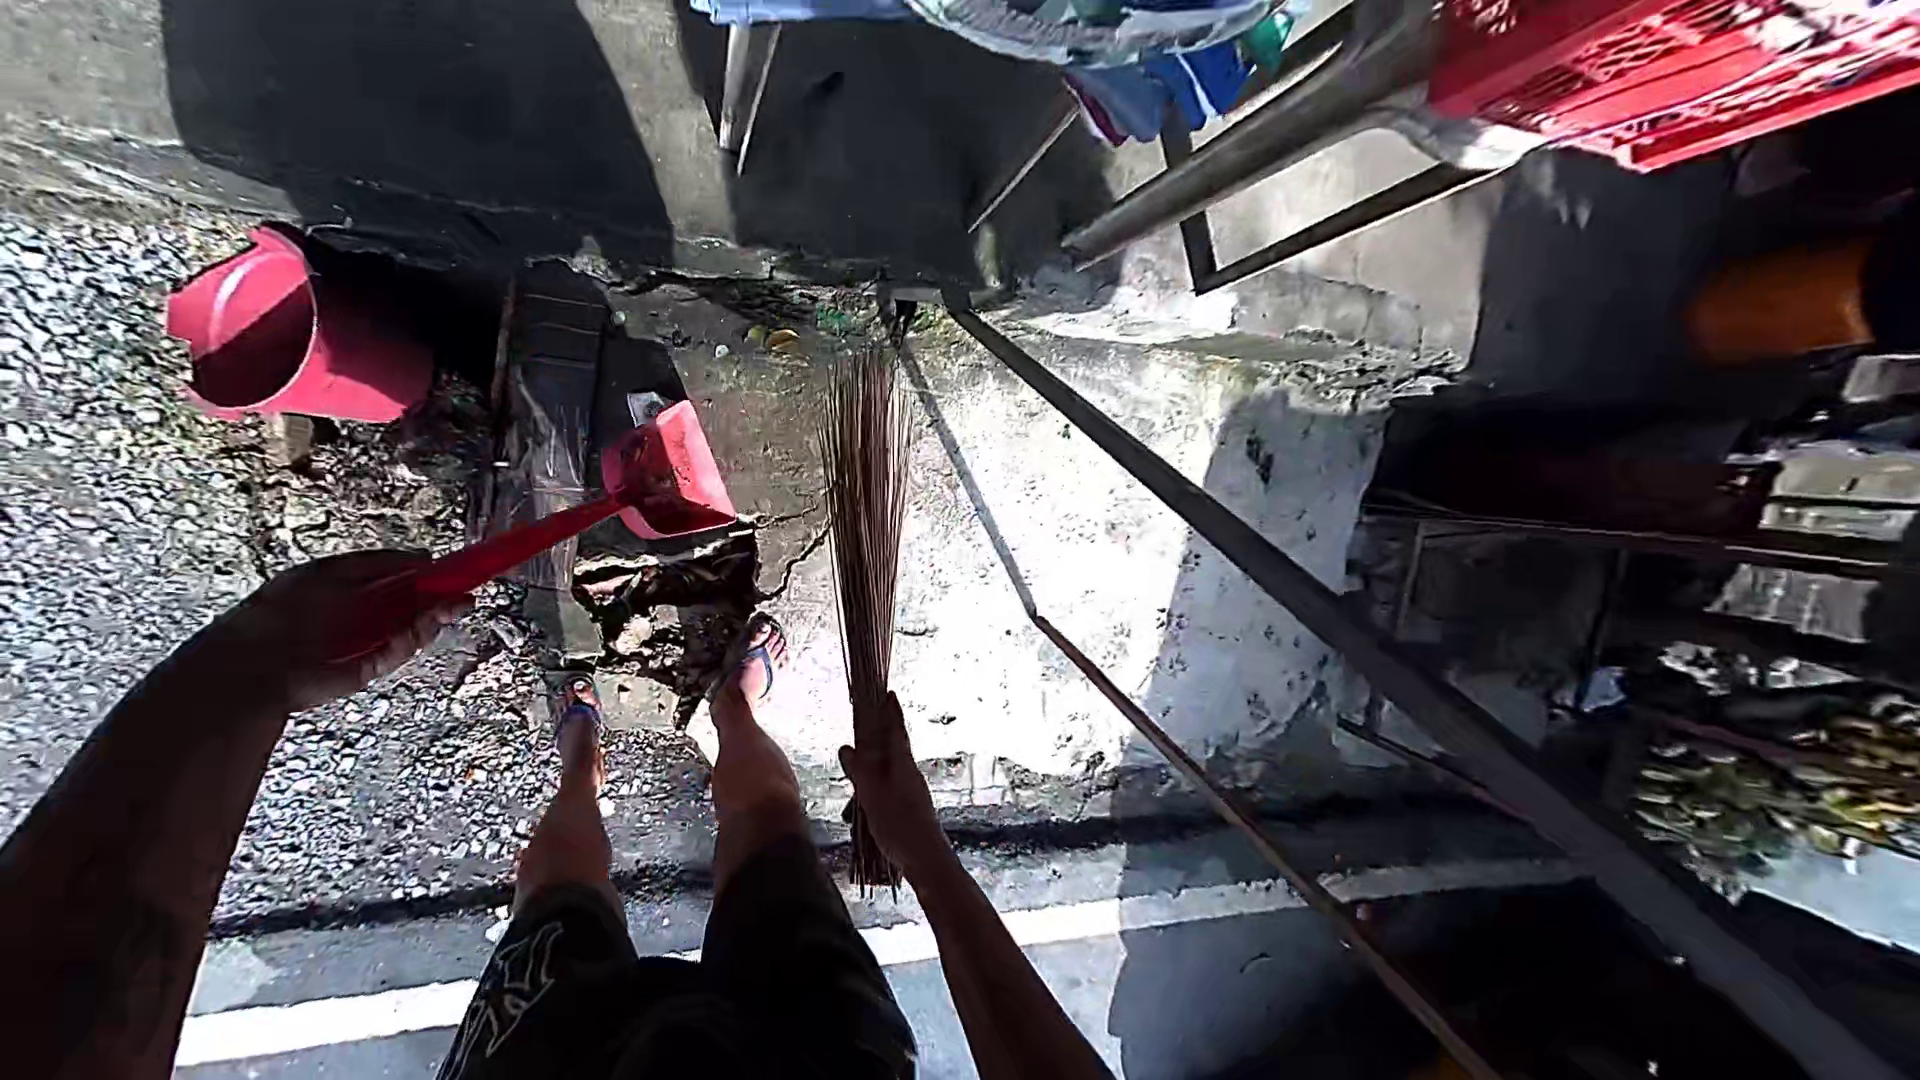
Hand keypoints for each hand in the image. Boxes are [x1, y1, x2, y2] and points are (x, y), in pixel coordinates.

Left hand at [196, 551, 470, 711]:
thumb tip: (425, 557)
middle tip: (464, 596)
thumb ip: (378, 562)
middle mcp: (364, 617)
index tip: (458, 571)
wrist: (249, 667)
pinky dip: (414, 638)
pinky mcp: (372, 666)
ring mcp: (370, 642)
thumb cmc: (278, 614)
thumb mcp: (328, 572)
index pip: (405, 579)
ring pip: (417, 626)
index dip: (432, 576)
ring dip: (438, 617)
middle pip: (418, 604)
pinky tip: (420, 627)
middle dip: (443, 599)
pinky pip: (403, 649)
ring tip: (455, 607)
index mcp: (353, 591)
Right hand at [838, 693, 951, 878]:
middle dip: (879, 740)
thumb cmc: (899, 824)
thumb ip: (860, 771)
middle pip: (894, 749)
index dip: (892, 712)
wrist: (926, 858)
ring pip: (891, 771)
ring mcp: (913, 790)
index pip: (896, 731)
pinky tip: (867, 803)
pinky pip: (891, 787)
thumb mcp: (872, 795)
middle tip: (864, 732)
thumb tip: (848, 747)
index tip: (888, 694)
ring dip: (875, 770)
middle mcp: (910, 773)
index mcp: (903, 764)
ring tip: (857, 783)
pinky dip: (878, 787)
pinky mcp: (912, 807)